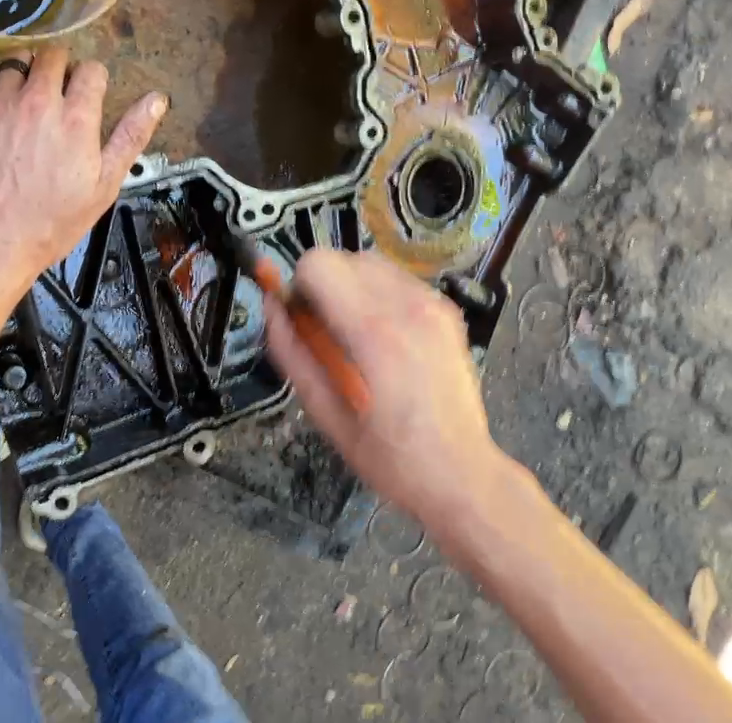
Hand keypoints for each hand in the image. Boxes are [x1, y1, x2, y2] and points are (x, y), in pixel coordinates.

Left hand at [0, 47, 165, 288]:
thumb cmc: (50, 224)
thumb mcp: (103, 188)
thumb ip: (130, 137)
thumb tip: (157, 99)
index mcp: (76, 118)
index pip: (92, 70)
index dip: (92, 83)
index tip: (86, 99)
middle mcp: (37, 101)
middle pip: (54, 54)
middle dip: (60, 69)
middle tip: (57, 96)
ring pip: (17, 61)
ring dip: (26, 74)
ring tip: (26, 102)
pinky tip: (0, 118)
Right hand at [265, 249, 505, 527]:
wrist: (460, 472)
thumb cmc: (388, 454)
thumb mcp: (321, 409)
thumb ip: (290, 349)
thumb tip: (271, 305)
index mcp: (371, 332)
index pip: (317, 264)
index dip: (298, 289)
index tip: (303, 320)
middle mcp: (406, 307)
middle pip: (340, 257)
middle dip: (323, 287)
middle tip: (326, 332)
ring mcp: (432, 306)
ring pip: (368, 262)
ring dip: (350, 287)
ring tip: (355, 334)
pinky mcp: (446, 312)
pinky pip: (396, 280)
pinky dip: (378, 295)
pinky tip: (383, 336)